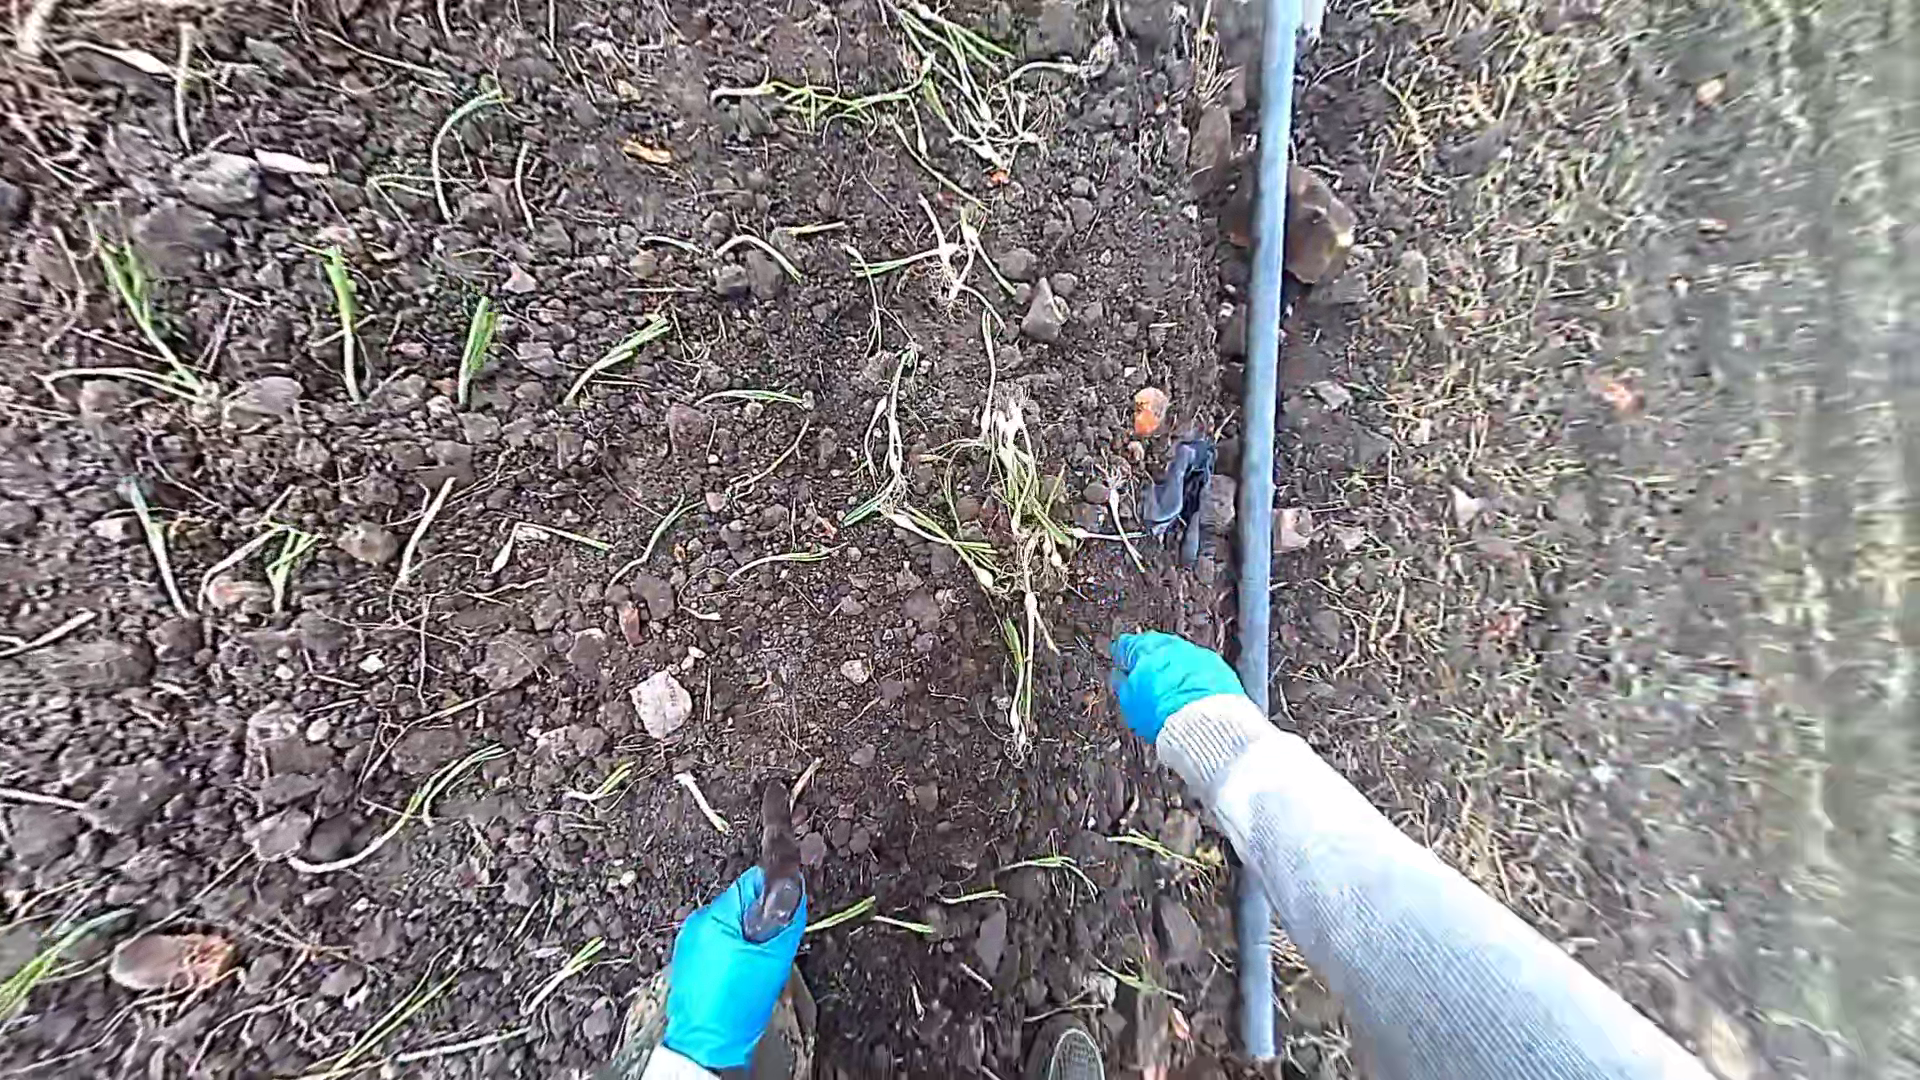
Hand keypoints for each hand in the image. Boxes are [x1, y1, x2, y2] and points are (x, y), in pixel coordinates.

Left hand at [663, 867, 805, 1068]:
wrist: (707, 1050)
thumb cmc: (736, 1008)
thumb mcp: (776, 957)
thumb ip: (790, 918)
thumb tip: (799, 891)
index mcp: (714, 917)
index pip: (753, 881)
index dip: (773, 894)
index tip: (781, 911)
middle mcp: (696, 925)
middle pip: (741, 900)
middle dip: (758, 917)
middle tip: (767, 944)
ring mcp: (688, 943)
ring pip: (729, 921)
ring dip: (744, 933)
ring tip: (751, 962)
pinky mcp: (686, 959)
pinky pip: (716, 940)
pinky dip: (729, 949)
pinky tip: (736, 971)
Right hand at [1109, 631, 1245, 740]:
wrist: (1206, 727)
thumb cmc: (1166, 715)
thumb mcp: (1130, 703)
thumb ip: (1123, 684)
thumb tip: (1120, 678)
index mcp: (1145, 649)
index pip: (1127, 644)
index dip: (1123, 658)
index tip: (1123, 666)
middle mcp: (1171, 646)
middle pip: (1155, 648)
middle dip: (1150, 662)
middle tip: (1147, 683)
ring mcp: (1196, 655)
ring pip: (1180, 657)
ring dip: (1174, 670)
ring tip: (1171, 694)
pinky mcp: (1219, 667)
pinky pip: (1201, 669)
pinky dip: (1195, 679)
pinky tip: (1191, 696)